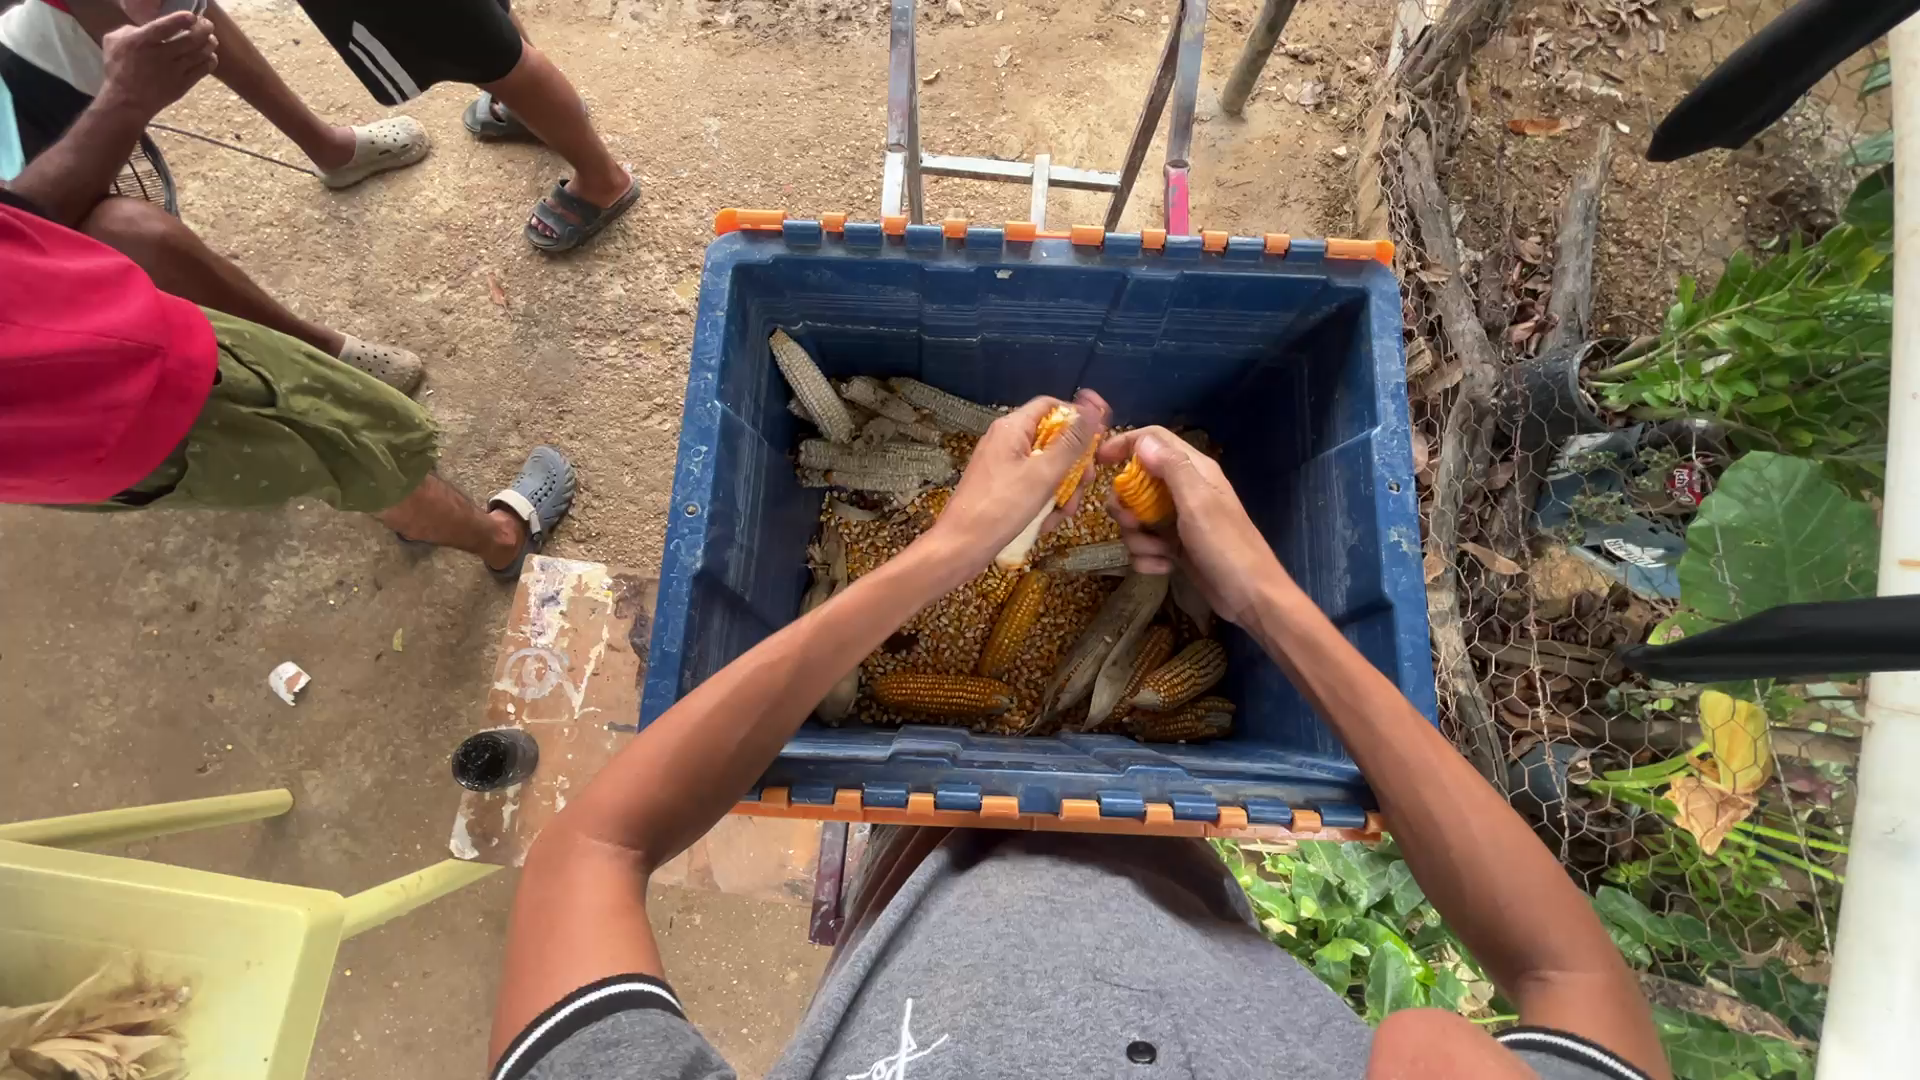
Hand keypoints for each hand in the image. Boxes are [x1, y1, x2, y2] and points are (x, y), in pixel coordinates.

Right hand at [97, 10, 217, 117]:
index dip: (179, 20)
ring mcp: (176, 70)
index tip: (191, 15)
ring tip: (212, 38)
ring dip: (209, 45)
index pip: (163, 28)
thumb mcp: (115, 41)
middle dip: (203, 30)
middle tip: (208, 24)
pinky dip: (210, 61)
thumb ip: (133, 31)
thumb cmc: (119, 66)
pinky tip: (212, 55)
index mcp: (141, 41)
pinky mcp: (186, 83)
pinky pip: (203, 70)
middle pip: (190, 41)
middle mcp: (161, 55)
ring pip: (200, 55)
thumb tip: (149, 27)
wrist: (130, 97)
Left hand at [929, 389, 1110, 568]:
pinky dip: (1044, 502)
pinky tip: (1046, 522)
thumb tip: (1092, 407)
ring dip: (1062, 489)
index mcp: (1012, 428)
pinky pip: (1033, 487)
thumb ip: (1071, 441)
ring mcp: (1003, 466)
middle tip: (1084, 484)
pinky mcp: (1002, 489)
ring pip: (1046, 468)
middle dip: (1073, 464)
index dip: (1078, 419)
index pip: (1051, 406)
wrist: (960, 547)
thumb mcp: (1043, 473)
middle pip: (1052, 439)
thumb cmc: (1001, 507)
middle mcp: (1007, 441)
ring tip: (1064, 512)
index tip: (1098, 441)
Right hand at [1098, 426, 1291, 626]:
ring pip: (1135, 518)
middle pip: (1135, 483)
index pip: (1154, 440)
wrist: (1250, 599)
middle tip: (1132, 523)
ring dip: (1138, 537)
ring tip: (1159, 552)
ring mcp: (1177, 521)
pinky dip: (1147, 557)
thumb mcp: (1198, 503)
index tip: (1100, 461)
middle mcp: (1183, 491)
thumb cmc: (1227, 547)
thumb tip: (1142, 441)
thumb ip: (1172, 469)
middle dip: (1126, 506)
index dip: (1125, 444)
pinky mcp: (1173, 547)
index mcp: (1194, 471)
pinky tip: (1165, 567)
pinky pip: (1143, 545)